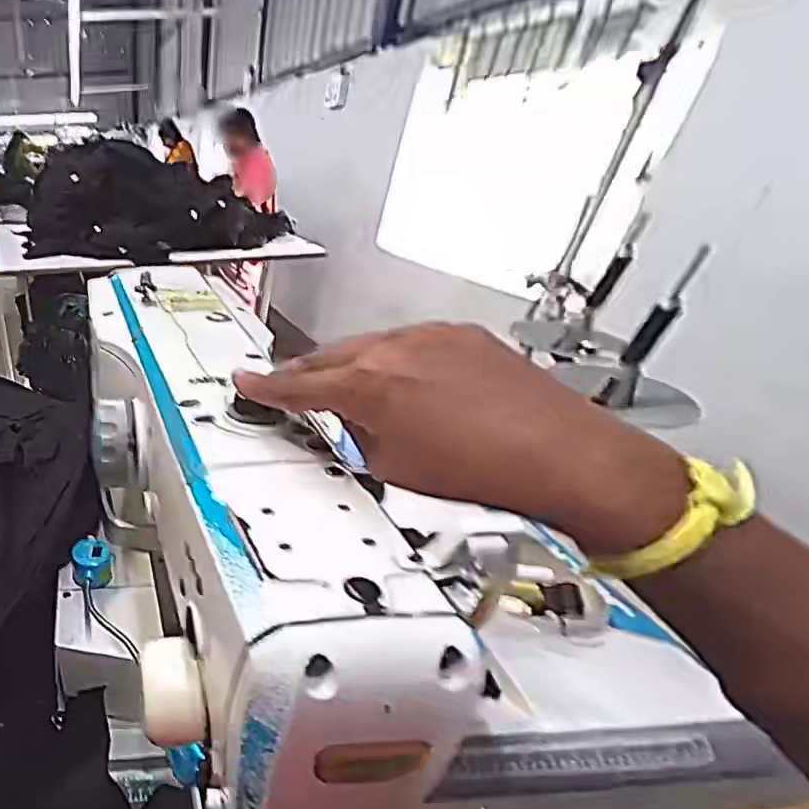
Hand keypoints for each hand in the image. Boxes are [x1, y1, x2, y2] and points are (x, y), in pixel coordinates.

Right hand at [233, 324, 688, 553]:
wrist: (561, 457)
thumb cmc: (484, 471)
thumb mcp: (392, 467)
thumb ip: (359, 436)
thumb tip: (353, 423)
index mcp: (371, 386)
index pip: (301, 387)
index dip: (266, 388)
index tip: (247, 383)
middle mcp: (399, 350)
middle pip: (331, 359)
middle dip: (305, 376)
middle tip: (284, 387)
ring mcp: (434, 338)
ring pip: (369, 348)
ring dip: (350, 369)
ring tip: (346, 393)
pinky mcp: (464, 337)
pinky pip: (408, 344)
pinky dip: (391, 363)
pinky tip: (398, 385)